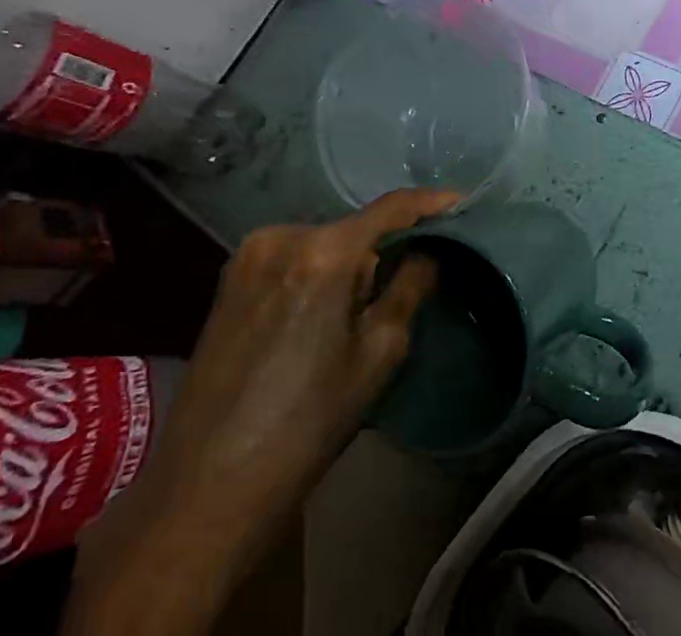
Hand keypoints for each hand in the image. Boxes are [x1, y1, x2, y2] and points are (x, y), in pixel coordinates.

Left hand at [67, 189, 457, 635]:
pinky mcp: (229, 281)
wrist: (214, 477)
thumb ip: (412, 284)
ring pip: (328, 241)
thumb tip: (430, 250)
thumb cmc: (312, 413)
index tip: (466, 203)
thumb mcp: (382, 348)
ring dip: (358, 257)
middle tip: (427, 263)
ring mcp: (247, 257)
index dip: (433, 202)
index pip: (393, 207)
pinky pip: (298, 256)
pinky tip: (338, 302)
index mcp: (322, 252)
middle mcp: (279, 239)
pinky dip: (327, 268)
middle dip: (393, 239)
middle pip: (358, 224)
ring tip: (382, 290)